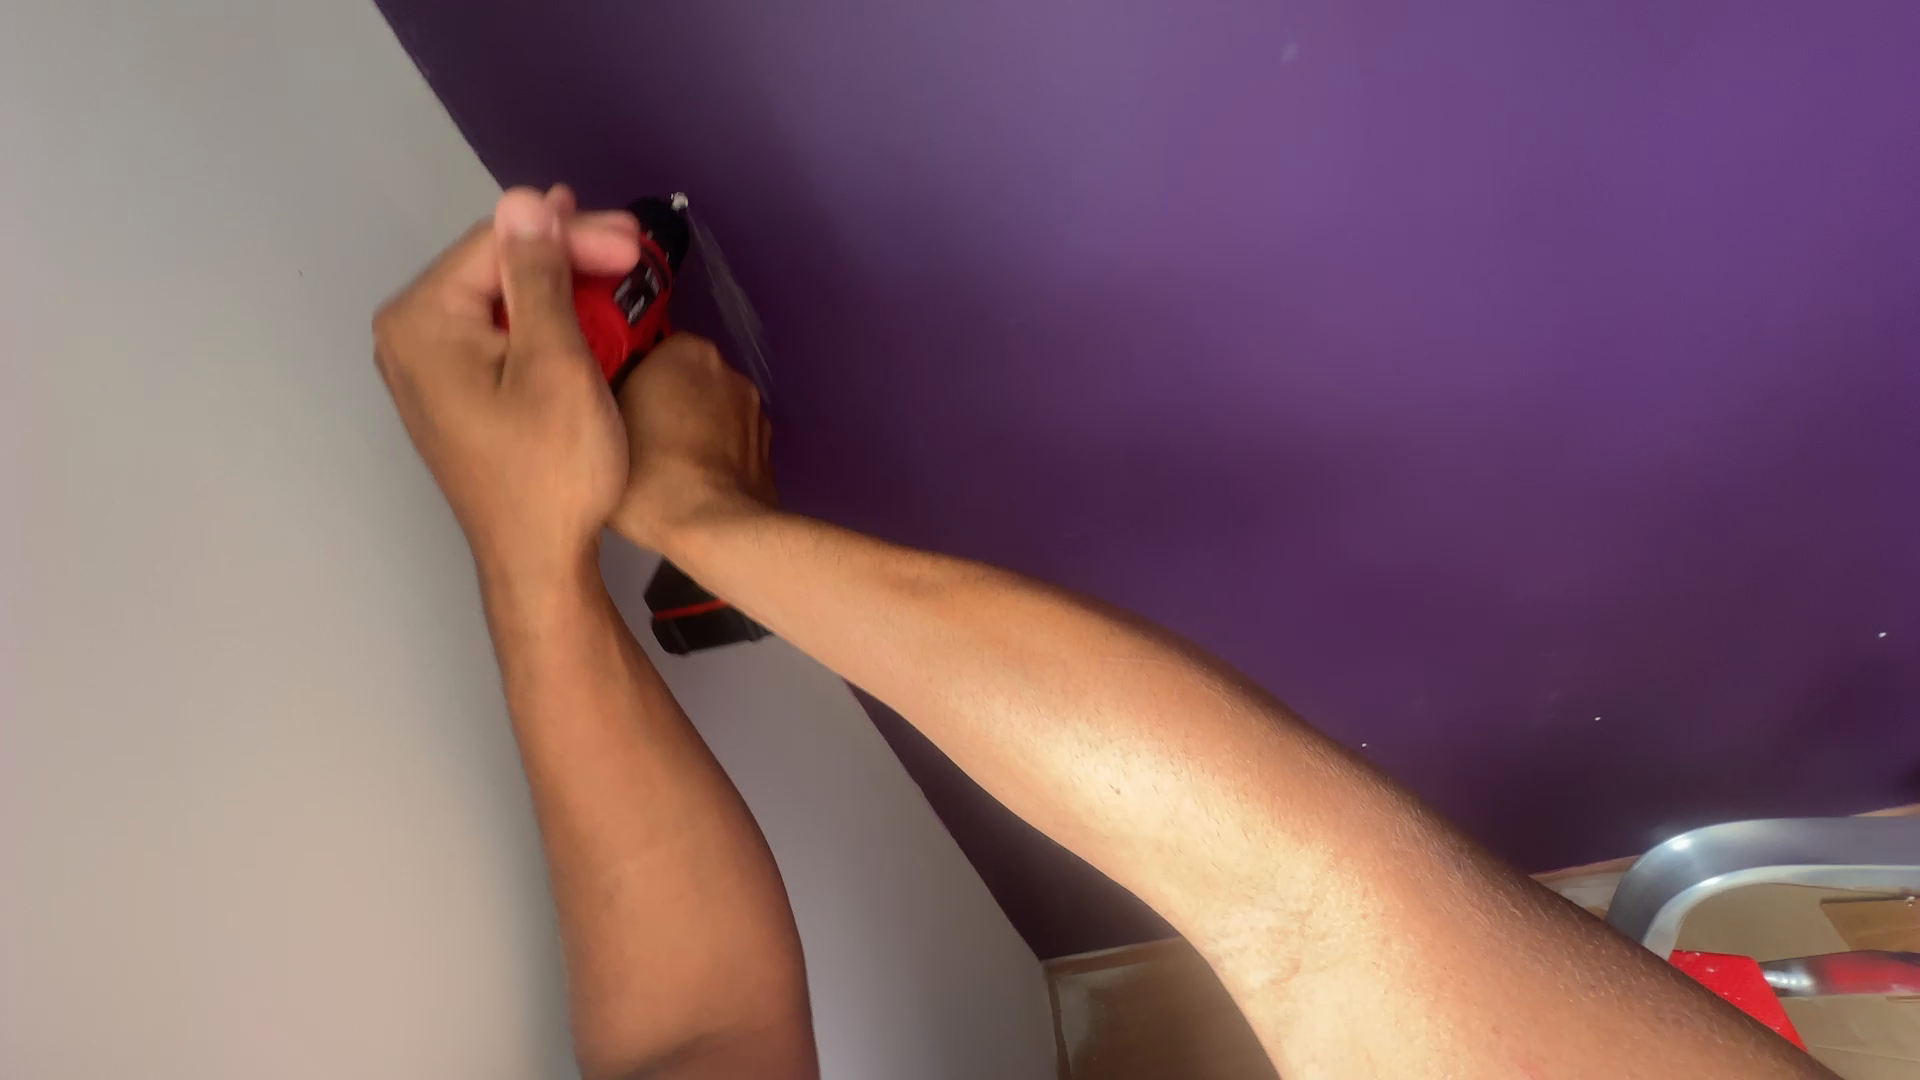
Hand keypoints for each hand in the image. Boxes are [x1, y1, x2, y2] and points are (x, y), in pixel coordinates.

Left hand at [373, 185, 640, 580]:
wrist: (539, 559)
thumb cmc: (554, 468)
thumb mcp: (558, 367)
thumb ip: (541, 280)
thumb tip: (524, 200)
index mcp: (424, 320)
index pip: (501, 245)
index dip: (574, 234)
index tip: (637, 241)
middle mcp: (413, 336)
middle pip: (500, 270)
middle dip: (571, 257)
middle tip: (636, 251)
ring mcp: (433, 369)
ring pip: (507, 303)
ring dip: (567, 288)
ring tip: (621, 277)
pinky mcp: (461, 395)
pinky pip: (506, 338)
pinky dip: (552, 325)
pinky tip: (589, 319)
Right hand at [609, 334, 776, 553]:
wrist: (714, 529)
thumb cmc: (647, 474)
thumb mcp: (600, 426)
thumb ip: (607, 397)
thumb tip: (614, 397)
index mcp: (689, 351)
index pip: (653, 350)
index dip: (633, 379)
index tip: (617, 409)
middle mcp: (731, 373)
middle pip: (688, 381)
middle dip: (669, 402)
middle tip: (639, 439)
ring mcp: (757, 413)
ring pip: (715, 413)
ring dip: (696, 430)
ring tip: (668, 468)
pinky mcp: (770, 452)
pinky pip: (734, 445)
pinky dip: (718, 456)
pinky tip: (697, 484)